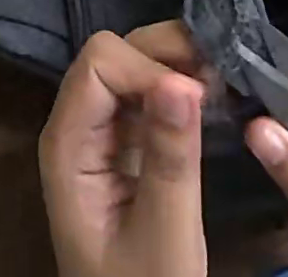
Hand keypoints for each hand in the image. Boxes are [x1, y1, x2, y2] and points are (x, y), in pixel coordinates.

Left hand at [39, 27, 209, 276]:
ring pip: (133, 58)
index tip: (195, 98)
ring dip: (177, 61)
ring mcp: (100, 125)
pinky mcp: (125, 133)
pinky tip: (210, 97)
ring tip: (218, 86)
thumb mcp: (164, 236)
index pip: (98, 64)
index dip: (146, 68)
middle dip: (166, 53)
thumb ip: (169, 160)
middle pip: (114, 51)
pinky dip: (180, 78)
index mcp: (68, 143)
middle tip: (217, 80)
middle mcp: (78, 122)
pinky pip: (148, 84)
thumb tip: (182, 82)